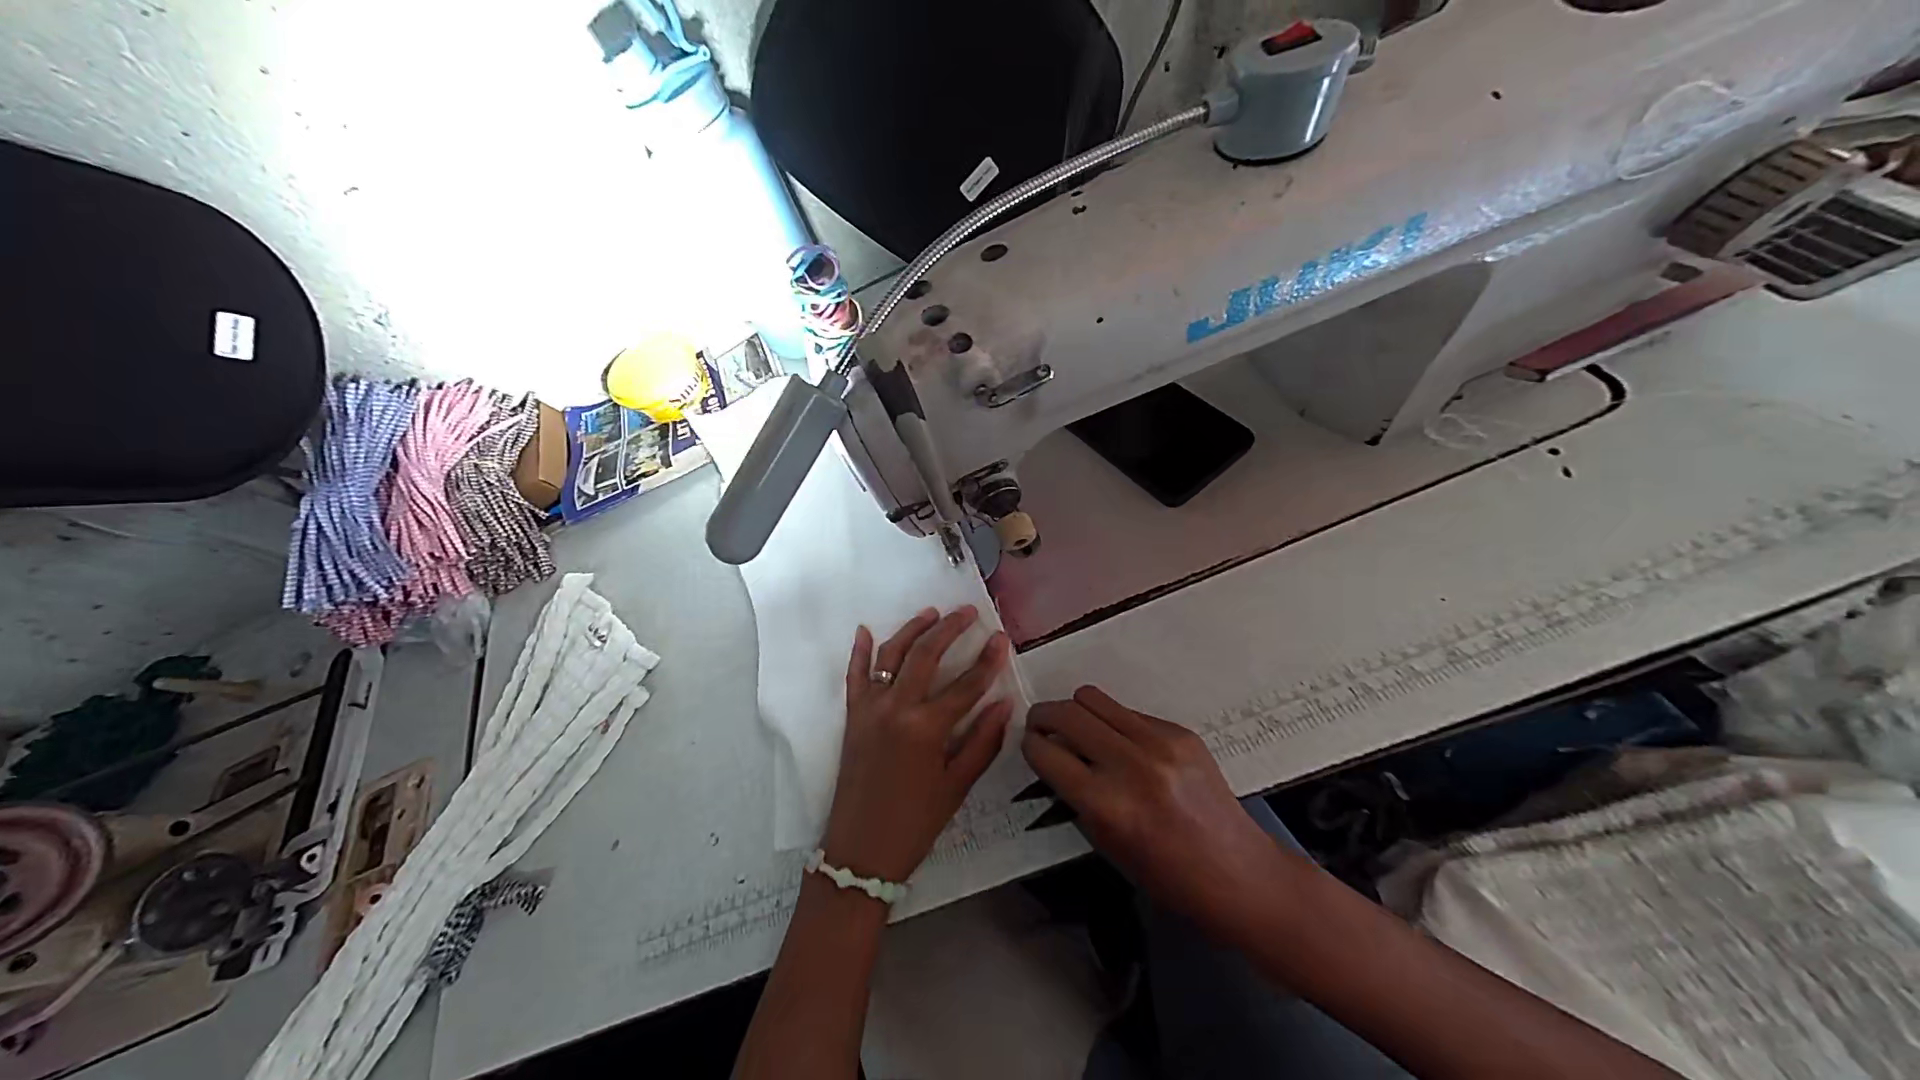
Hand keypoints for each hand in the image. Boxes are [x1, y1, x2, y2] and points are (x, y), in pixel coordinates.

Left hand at [821, 606, 1012, 882]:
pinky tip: (865, 630)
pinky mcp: (852, 716)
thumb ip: (983, 742)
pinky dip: (859, 651)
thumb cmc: (916, 822)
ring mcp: (870, 709)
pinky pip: (854, 675)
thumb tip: (1004, 704)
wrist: (860, 851)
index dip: (988, 660)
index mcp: (927, 728)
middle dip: (950, 629)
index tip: (1002, 637)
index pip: (967, 684)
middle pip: (926, 655)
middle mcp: (896, 708)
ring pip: (891, 655)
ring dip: (912, 630)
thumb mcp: (957, 786)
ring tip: (932, 613)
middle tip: (968, 612)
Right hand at [1022, 686, 1289, 934]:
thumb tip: (1052, 756)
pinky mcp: (1180, 732)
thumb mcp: (1104, 844)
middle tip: (1042, 728)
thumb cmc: (1164, 875)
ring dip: (1076, 712)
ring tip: (1080, 731)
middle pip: (1066, 713)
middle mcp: (1130, 764)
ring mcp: (1159, 743)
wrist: (1236, 873)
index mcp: (1106, 804)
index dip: (1030, 747)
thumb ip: (1074, 796)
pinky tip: (1126, 748)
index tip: (1030, 747)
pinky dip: (1114, 724)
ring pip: (1093, 698)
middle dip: (1043, 717)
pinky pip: (1128, 712)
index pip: (1046, 753)